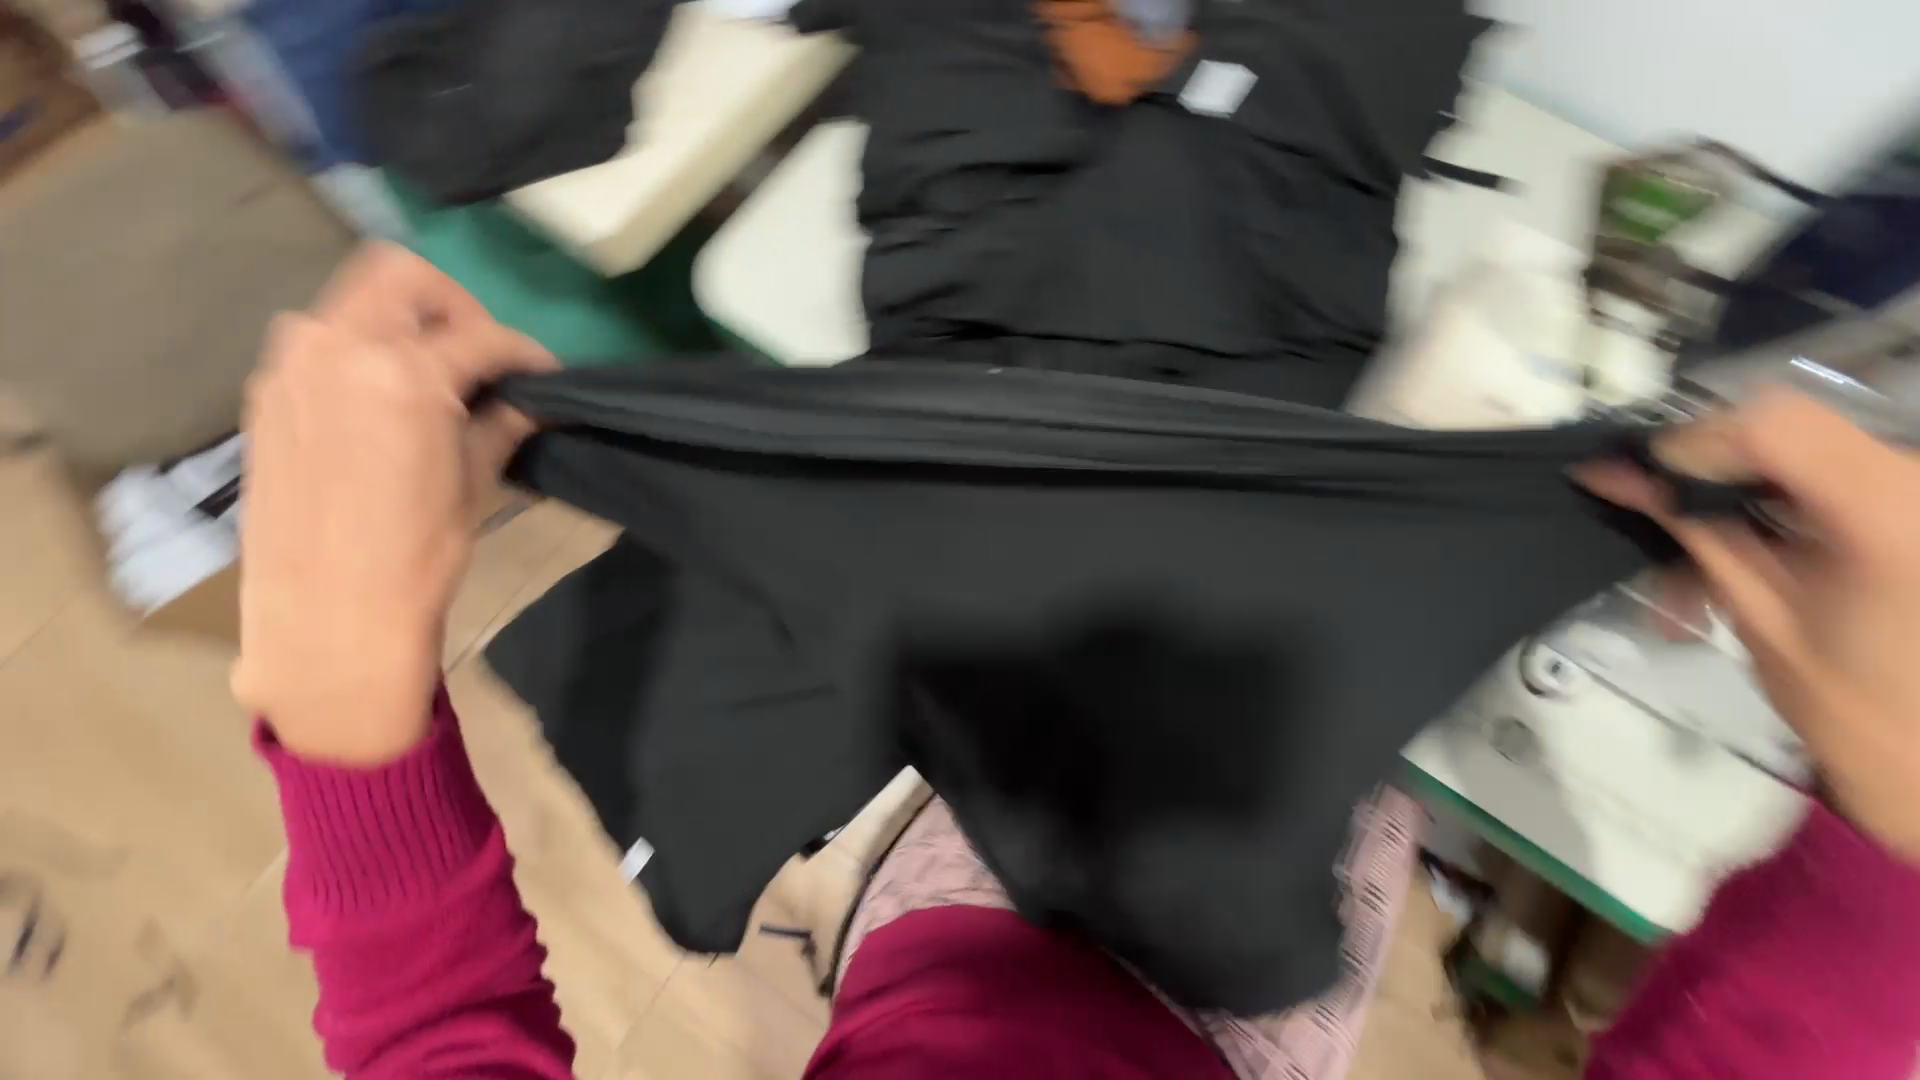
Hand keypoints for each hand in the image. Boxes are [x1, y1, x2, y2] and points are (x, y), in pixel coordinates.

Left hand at [233, 245, 554, 764]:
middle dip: (457, 308)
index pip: (482, 336)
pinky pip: (324, 343)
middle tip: (484, 358)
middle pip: (402, 277)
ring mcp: (291, 366)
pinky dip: (366, 353)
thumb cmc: (419, 551)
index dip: (526, 353)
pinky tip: (391, 403)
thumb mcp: (476, 479)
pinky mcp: (269, 393)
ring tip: (437, 379)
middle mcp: (336, 348)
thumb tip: (536, 398)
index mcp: (401, 372)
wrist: (330, 612)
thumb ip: (504, 421)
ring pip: (356, 303)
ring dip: (405, 325)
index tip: (547, 374)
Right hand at [1577, 390, 1919, 864]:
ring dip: (1726, 507)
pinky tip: (1734, 573)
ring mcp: (1919, 495)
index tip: (1643, 486)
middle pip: (1783, 434)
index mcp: (1892, 514)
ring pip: (1794, 460)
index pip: (1774, 423)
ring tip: (1687, 582)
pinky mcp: (1910, 511)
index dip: (1696, 444)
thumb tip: (1615, 474)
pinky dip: (1766, 517)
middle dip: (1703, 479)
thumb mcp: (1758, 611)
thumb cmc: (1854, 707)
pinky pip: (1822, 486)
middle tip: (1654, 532)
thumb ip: (1694, 529)